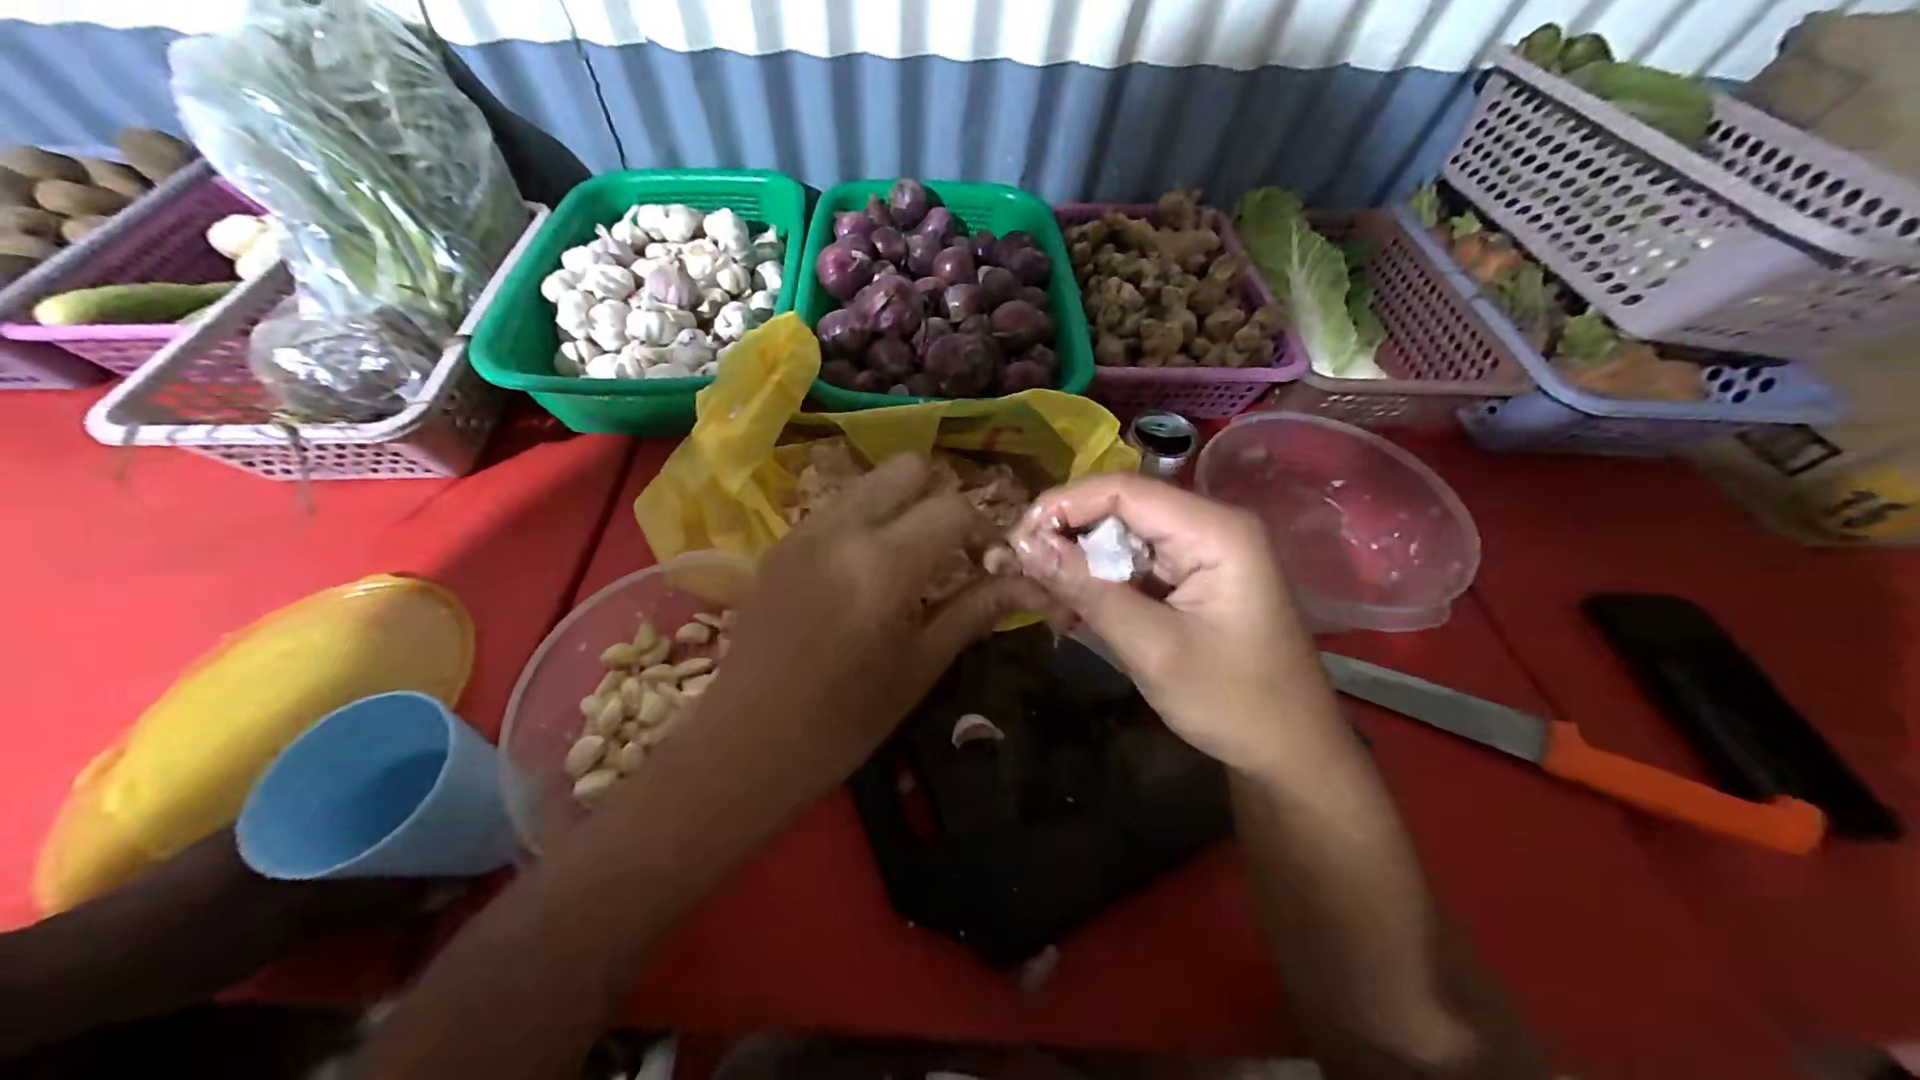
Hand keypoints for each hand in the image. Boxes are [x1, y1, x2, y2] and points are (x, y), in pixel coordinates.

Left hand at [701, 455, 1050, 801]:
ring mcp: (805, 531)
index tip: (993, 564)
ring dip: (902, 505)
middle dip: (942, 497)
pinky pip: (837, 508)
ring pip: (869, 483)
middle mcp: (842, 527)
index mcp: (883, 562)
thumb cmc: (846, 719)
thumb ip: (975, 610)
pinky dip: (866, 520)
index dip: (986, 530)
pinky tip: (867, 572)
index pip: (954, 509)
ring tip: (913, 558)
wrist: (746, 743)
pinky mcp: (781, 544)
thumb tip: (1032, 585)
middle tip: (953, 549)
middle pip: (908, 468)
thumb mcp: (921, 665)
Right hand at [1007, 474, 1341, 773]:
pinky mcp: (1192, 577)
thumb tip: (1023, 545)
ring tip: (1045, 602)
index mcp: (1215, 530)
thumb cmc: (1232, 702)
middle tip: (1022, 574)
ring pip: (1121, 537)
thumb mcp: (1151, 647)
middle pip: (1120, 508)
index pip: (1122, 490)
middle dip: (1066, 537)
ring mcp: (1202, 552)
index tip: (1016, 542)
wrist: (1289, 751)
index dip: (1062, 505)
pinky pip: (1134, 564)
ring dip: (1078, 565)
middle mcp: (1209, 527)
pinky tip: (1074, 613)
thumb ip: (1087, 589)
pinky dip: (1100, 584)